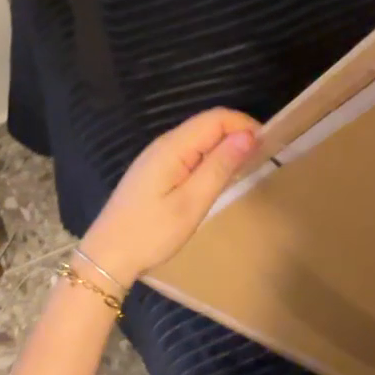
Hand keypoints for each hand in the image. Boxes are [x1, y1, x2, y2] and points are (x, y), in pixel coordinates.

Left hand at [76, 108, 260, 285]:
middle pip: (206, 125)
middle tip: (260, 161)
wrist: (107, 257)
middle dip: (236, 135)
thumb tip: (248, 136)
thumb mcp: (191, 203)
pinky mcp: (152, 173)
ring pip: (197, 140)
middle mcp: (162, 145)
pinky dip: (207, 159)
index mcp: (172, 147)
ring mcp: (155, 158)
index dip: (245, 125)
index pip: (216, 118)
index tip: (268, 147)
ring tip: (244, 170)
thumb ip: (219, 167)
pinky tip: (216, 179)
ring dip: (223, 148)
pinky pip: (186, 154)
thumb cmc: (151, 233)